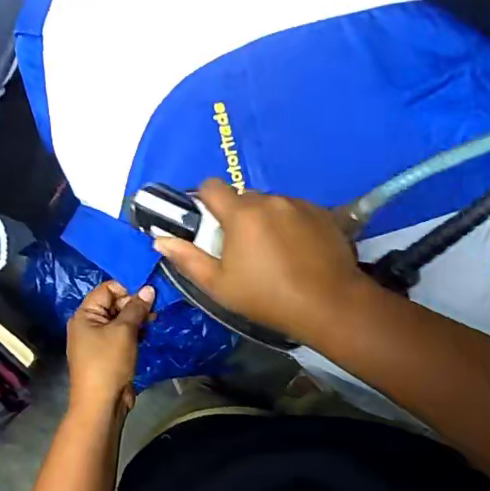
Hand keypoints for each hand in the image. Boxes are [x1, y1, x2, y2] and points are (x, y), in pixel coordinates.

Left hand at [66, 280, 153, 412]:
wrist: (101, 403)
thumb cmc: (108, 362)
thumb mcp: (124, 331)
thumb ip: (136, 308)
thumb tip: (149, 288)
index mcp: (84, 315)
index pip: (106, 289)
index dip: (127, 288)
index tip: (149, 293)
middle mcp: (88, 325)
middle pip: (113, 304)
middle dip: (135, 304)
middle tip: (156, 309)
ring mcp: (97, 341)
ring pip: (120, 321)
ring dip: (137, 319)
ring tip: (154, 321)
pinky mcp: (108, 354)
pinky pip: (122, 336)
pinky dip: (135, 333)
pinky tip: (148, 334)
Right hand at [152, 179, 371, 344]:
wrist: (328, 304)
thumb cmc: (267, 297)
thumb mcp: (219, 285)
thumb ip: (188, 259)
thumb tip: (161, 240)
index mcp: (241, 214)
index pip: (212, 186)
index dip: (204, 200)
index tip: (206, 221)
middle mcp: (271, 200)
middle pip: (244, 198)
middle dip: (238, 216)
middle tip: (241, 249)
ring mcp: (300, 205)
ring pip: (272, 204)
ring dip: (267, 220)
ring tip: (273, 253)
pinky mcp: (324, 213)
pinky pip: (297, 211)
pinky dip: (292, 225)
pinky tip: (297, 252)